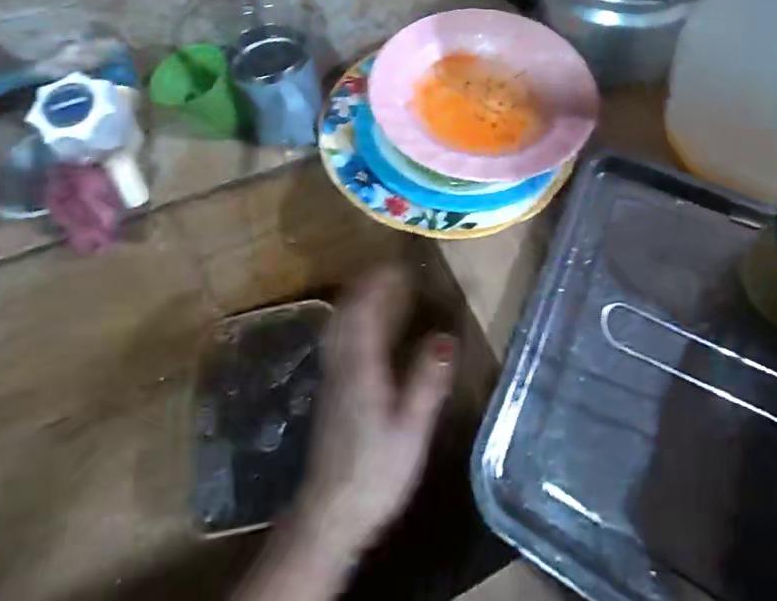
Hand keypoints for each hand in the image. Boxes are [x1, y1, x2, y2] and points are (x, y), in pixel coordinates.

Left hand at [292, 265, 457, 559]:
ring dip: (357, 300)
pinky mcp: (330, 392)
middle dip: (368, 284)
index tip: (400, 262)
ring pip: (339, 324)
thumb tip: (446, 336)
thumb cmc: (375, 472)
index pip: (367, 309)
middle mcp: (341, 363)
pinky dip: (351, 320)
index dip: (381, 282)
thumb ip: (427, 381)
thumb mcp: (411, 429)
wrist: (330, 514)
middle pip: (348, 310)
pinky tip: (364, 329)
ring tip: (379, 288)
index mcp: (361, 365)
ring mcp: (332, 377)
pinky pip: (338, 339)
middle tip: (392, 268)